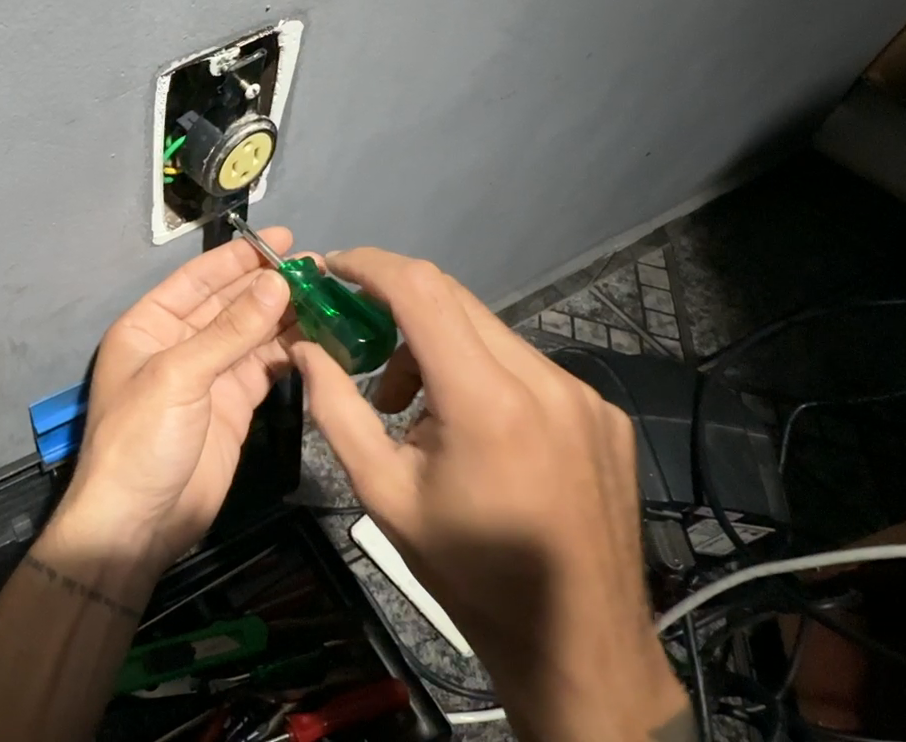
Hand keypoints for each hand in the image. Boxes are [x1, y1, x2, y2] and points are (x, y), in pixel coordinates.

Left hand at [57, 227, 296, 571]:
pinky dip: (289, 353)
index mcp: (149, 327)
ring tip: (328, 295)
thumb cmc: (142, 439)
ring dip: (284, 316)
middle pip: (228, 305)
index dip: (236, 260)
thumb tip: (276, 283)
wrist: (140, 521)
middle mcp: (178, 344)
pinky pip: (263, 368)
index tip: (280, 240)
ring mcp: (207, 376)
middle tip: (317, 266)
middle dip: (268, 285)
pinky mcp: (233, 405)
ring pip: (250, 335)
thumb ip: (230, 331)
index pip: (196, 281)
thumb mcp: (179, 376)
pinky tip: (319, 337)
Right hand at [292, 249, 687, 741]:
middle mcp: (544, 381)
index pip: (422, 291)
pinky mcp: (602, 413)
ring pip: (489, 332)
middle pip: (454, 301)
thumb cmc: (465, 571)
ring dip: (436, 346)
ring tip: (412, 407)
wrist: (576, 641)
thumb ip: (336, 409)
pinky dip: (479, 372)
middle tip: (357, 343)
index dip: (370, 265)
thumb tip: (304, 348)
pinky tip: (470, 429)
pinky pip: (524, 365)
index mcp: (486, 400)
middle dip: (395, 307)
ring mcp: (582, 395)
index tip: (332, 268)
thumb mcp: (381, 492)